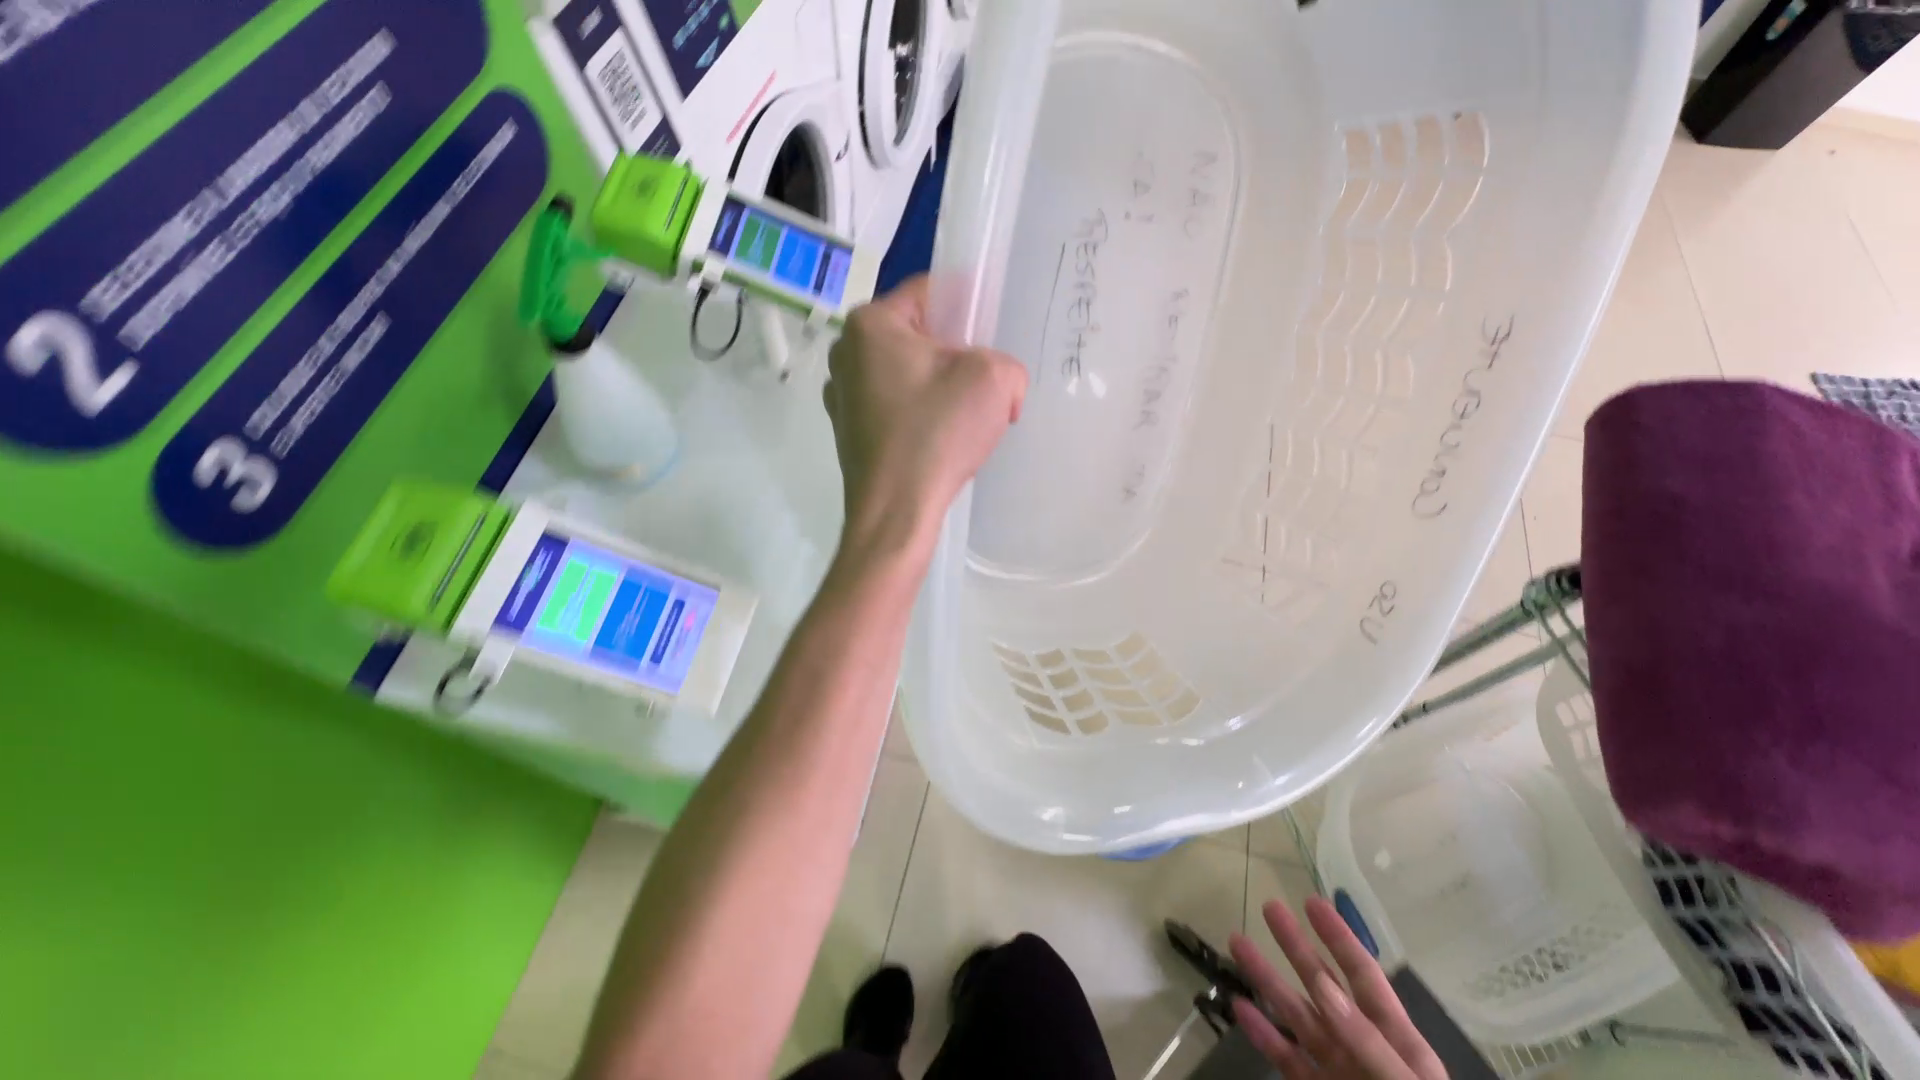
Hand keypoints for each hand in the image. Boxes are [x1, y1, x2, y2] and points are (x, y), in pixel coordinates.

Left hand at [823, 275, 1027, 556]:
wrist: (895, 510)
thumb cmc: (937, 433)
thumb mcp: (993, 380)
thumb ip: (1005, 362)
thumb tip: (998, 384)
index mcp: (870, 324)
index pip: (928, 292)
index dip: (967, 305)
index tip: (990, 332)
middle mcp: (845, 352)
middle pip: (915, 334)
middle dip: (952, 352)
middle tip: (980, 381)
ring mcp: (840, 394)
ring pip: (904, 372)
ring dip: (936, 386)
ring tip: (962, 416)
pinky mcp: (846, 429)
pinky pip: (892, 405)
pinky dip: (917, 414)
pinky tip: (938, 439)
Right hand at [1227, 896, 1446, 1079]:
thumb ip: (1371, 1045)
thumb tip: (1328, 992)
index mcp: (1399, 1043)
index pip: (1365, 979)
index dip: (1339, 939)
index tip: (1312, 902)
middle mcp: (1363, 1049)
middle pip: (1325, 988)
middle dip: (1297, 947)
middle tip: (1268, 908)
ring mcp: (1337, 1073)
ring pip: (1296, 1017)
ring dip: (1268, 981)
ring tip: (1237, 944)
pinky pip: (1286, 1060)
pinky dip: (1263, 1034)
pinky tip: (1241, 1008)